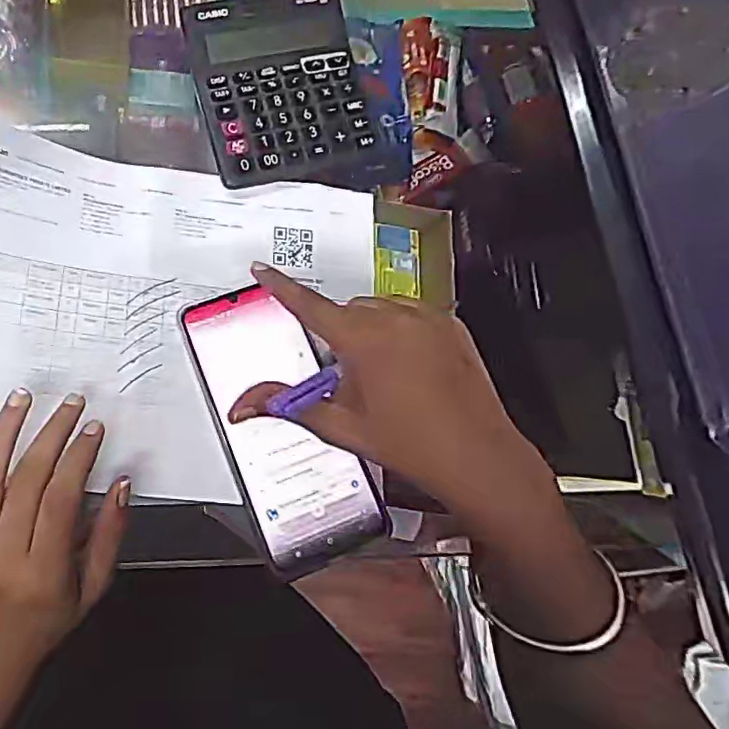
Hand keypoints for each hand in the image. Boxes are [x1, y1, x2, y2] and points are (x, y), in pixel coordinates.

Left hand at [0, 388, 130, 678]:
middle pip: (24, 484)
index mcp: (42, 575)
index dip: (78, 458)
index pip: (60, 502)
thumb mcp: (92, 589)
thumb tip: (120, 484)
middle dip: (50, 436)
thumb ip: (109, 537)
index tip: (92, 428)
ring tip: (21, 400)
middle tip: (68, 405)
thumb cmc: (48, 621)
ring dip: (4, 435)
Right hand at [230, 264, 555, 519]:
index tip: (264, 270)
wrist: (475, 457)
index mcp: (363, 342)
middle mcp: (396, 321)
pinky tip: (404, 367)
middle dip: (336, 335)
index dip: (280, 286)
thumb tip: (253, 403)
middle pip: (345, 311)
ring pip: (377, 308)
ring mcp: (428, 321)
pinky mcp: (451, 327)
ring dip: (367, 330)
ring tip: (378, 375)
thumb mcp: (340, 425)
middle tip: (342, 375)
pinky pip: (410, 312)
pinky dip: (398, 330)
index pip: (308, 305)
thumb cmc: (415, 444)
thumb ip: (289, 405)